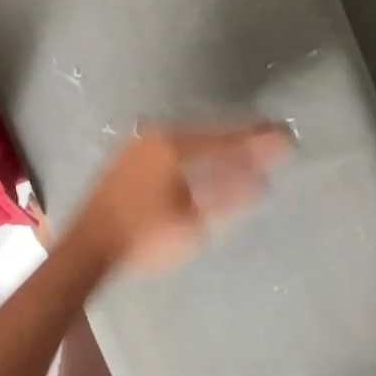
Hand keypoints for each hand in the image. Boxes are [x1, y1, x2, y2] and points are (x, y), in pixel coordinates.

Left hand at [70, 121, 293, 272]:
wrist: (89, 245)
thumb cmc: (144, 236)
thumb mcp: (193, 222)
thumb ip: (228, 196)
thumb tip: (261, 179)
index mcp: (174, 145)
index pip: (227, 138)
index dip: (258, 139)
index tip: (286, 136)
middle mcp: (156, 134)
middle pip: (208, 130)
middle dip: (241, 135)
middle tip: (272, 135)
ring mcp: (138, 142)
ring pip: (190, 135)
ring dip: (218, 140)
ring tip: (246, 144)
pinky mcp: (129, 155)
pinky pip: (174, 142)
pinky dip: (196, 146)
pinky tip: (206, 155)